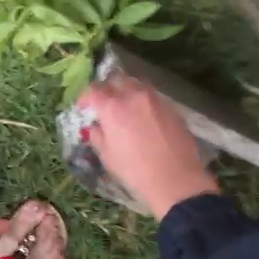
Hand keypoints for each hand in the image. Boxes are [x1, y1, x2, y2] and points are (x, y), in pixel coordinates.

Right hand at [79, 76, 219, 218]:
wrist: (175, 179)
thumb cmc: (134, 171)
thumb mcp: (107, 156)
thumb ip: (98, 136)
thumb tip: (96, 127)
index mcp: (113, 108)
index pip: (94, 90)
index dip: (85, 98)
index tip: (83, 108)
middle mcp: (134, 96)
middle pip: (117, 80)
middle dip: (107, 89)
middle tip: (104, 103)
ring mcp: (155, 100)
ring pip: (137, 84)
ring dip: (127, 91)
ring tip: (125, 107)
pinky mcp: (172, 108)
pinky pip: (153, 97)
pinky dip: (143, 102)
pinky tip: (144, 118)